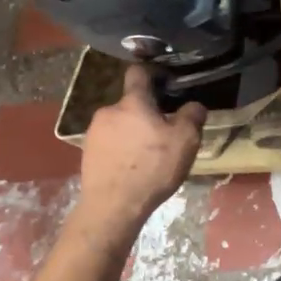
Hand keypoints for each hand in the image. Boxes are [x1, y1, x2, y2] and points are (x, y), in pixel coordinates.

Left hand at [72, 65, 206, 251]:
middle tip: (163, 134)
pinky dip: (121, 149)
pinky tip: (132, 168)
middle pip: (131, 104)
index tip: (164, 82)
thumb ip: (192, 116)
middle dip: (146, 114)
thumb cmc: (152, 168)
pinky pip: (110, 143)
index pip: (138, 74)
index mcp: (133, 102)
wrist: (112, 206)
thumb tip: (194, 106)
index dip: (151, 74)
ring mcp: (93, 133)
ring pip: (120, 124)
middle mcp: (109, 111)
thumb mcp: (185, 141)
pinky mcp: (87, 154)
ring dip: (133, 133)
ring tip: (148, 155)